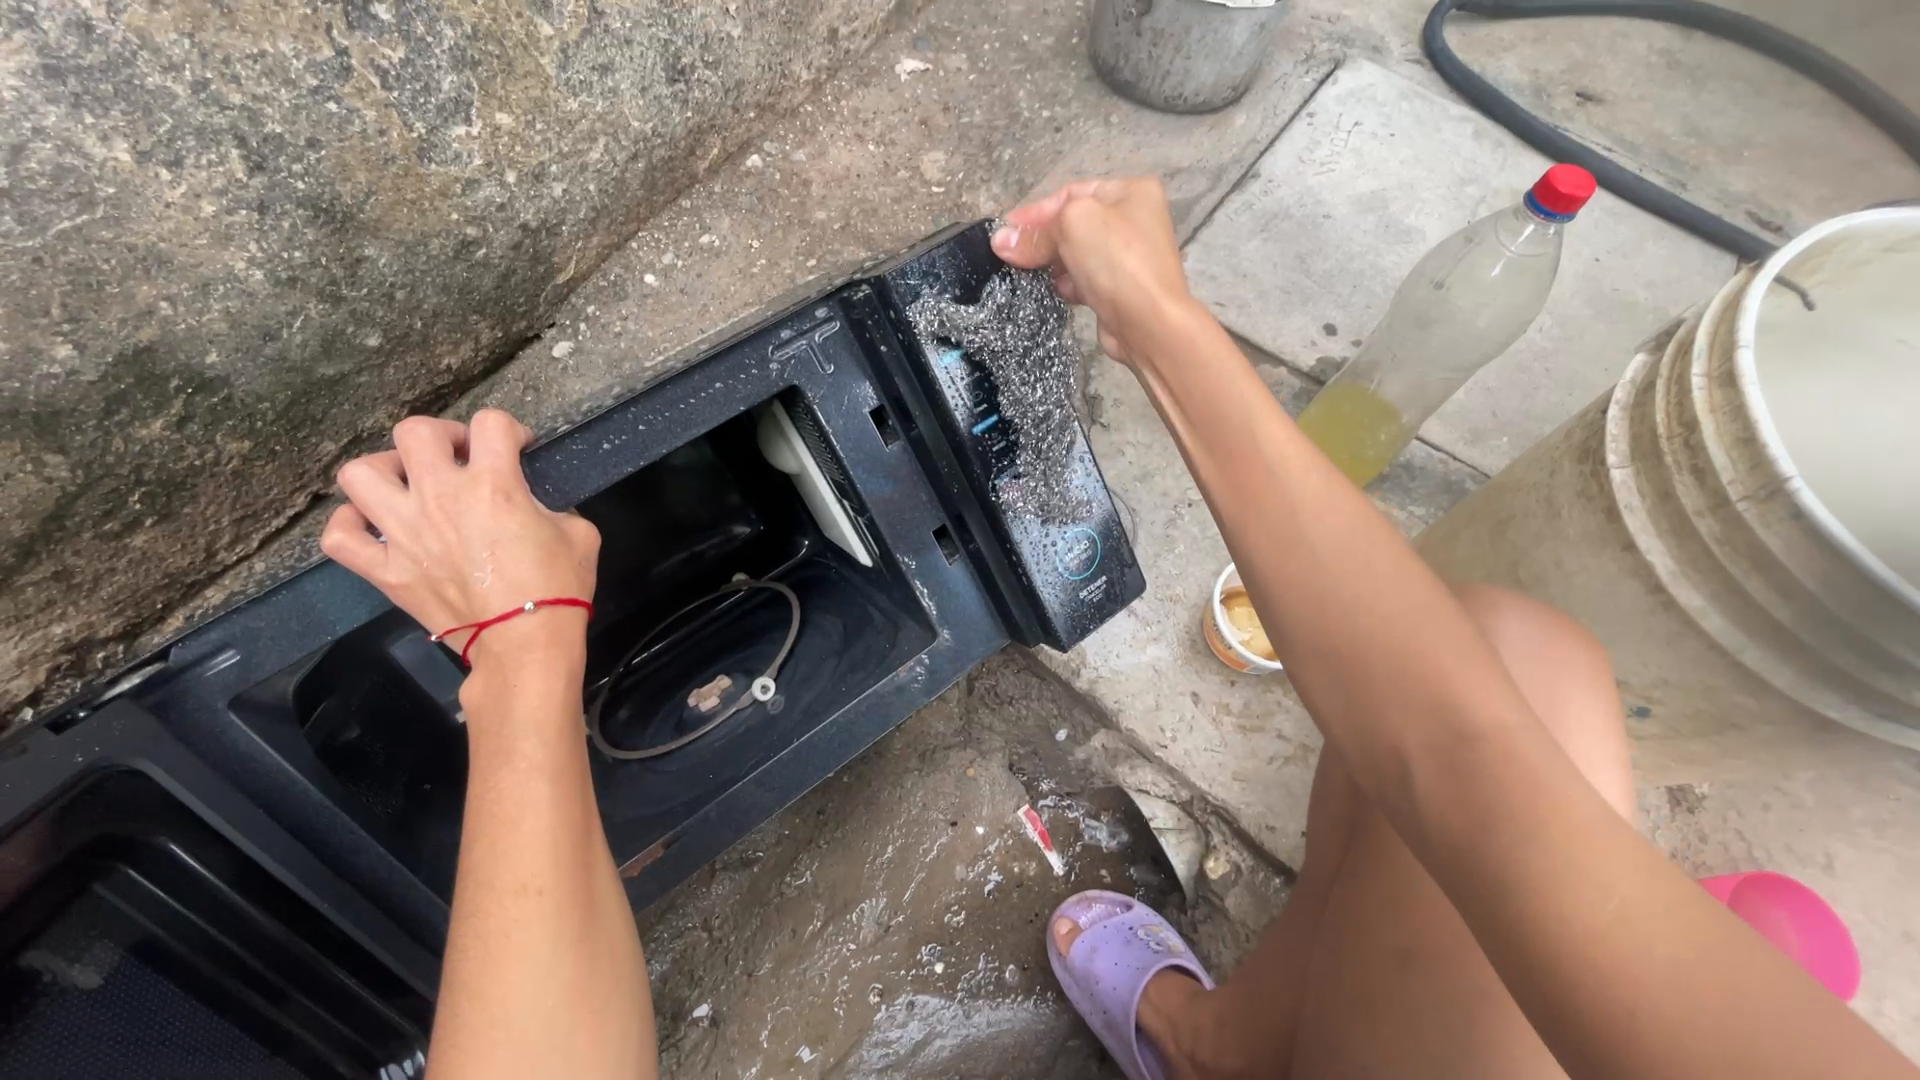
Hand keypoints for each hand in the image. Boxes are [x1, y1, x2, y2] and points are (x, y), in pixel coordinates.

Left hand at [320, 408, 599, 668]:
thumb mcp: (579, 534)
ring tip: (409, 485)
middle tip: (460, 458)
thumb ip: (554, 507)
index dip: (509, 430)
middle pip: (414, 432)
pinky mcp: (385, 569)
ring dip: (385, 470)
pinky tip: (374, 527)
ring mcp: (403, 533)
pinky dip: (350, 526)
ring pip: (360, 474)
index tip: (519, 450)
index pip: (491, 423)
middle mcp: (440, 499)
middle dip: (442, 436)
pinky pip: (339, 537)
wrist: (525, 644)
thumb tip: (535, 505)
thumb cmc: (558, 588)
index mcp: (493, 486)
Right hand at [991, 177, 1198, 367]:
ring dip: (1053, 264)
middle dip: (1043, 239)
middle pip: (1074, 224)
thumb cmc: (1116, 260)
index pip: (1073, 193)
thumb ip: (1036, 232)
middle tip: (1012, 255)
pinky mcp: (1121, 291)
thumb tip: (1001, 241)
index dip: (1037, 211)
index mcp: (1131, 192)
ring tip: (1030, 274)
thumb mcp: (1072, 226)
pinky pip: (1086, 281)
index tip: (1006, 230)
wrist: (1148, 322)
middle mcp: (1134, 221)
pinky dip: (1069, 285)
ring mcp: (1129, 258)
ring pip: (1078, 255)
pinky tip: (1060, 292)